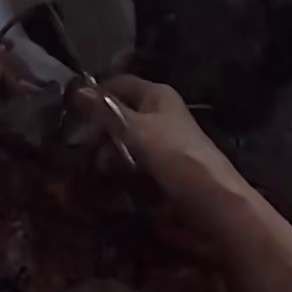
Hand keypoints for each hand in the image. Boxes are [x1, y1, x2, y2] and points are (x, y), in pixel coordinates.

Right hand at [77, 75, 256, 235]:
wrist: (221, 208)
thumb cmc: (179, 160)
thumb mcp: (137, 132)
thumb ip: (105, 111)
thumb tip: (75, 88)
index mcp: (157, 95)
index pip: (118, 83)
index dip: (96, 93)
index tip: (71, 109)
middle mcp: (160, 112)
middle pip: (121, 110)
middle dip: (100, 126)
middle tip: (78, 142)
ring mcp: (164, 139)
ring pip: (126, 137)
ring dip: (108, 149)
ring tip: (93, 166)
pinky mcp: (166, 166)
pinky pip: (135, 158)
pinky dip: (122, 165)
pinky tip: (109, 178)